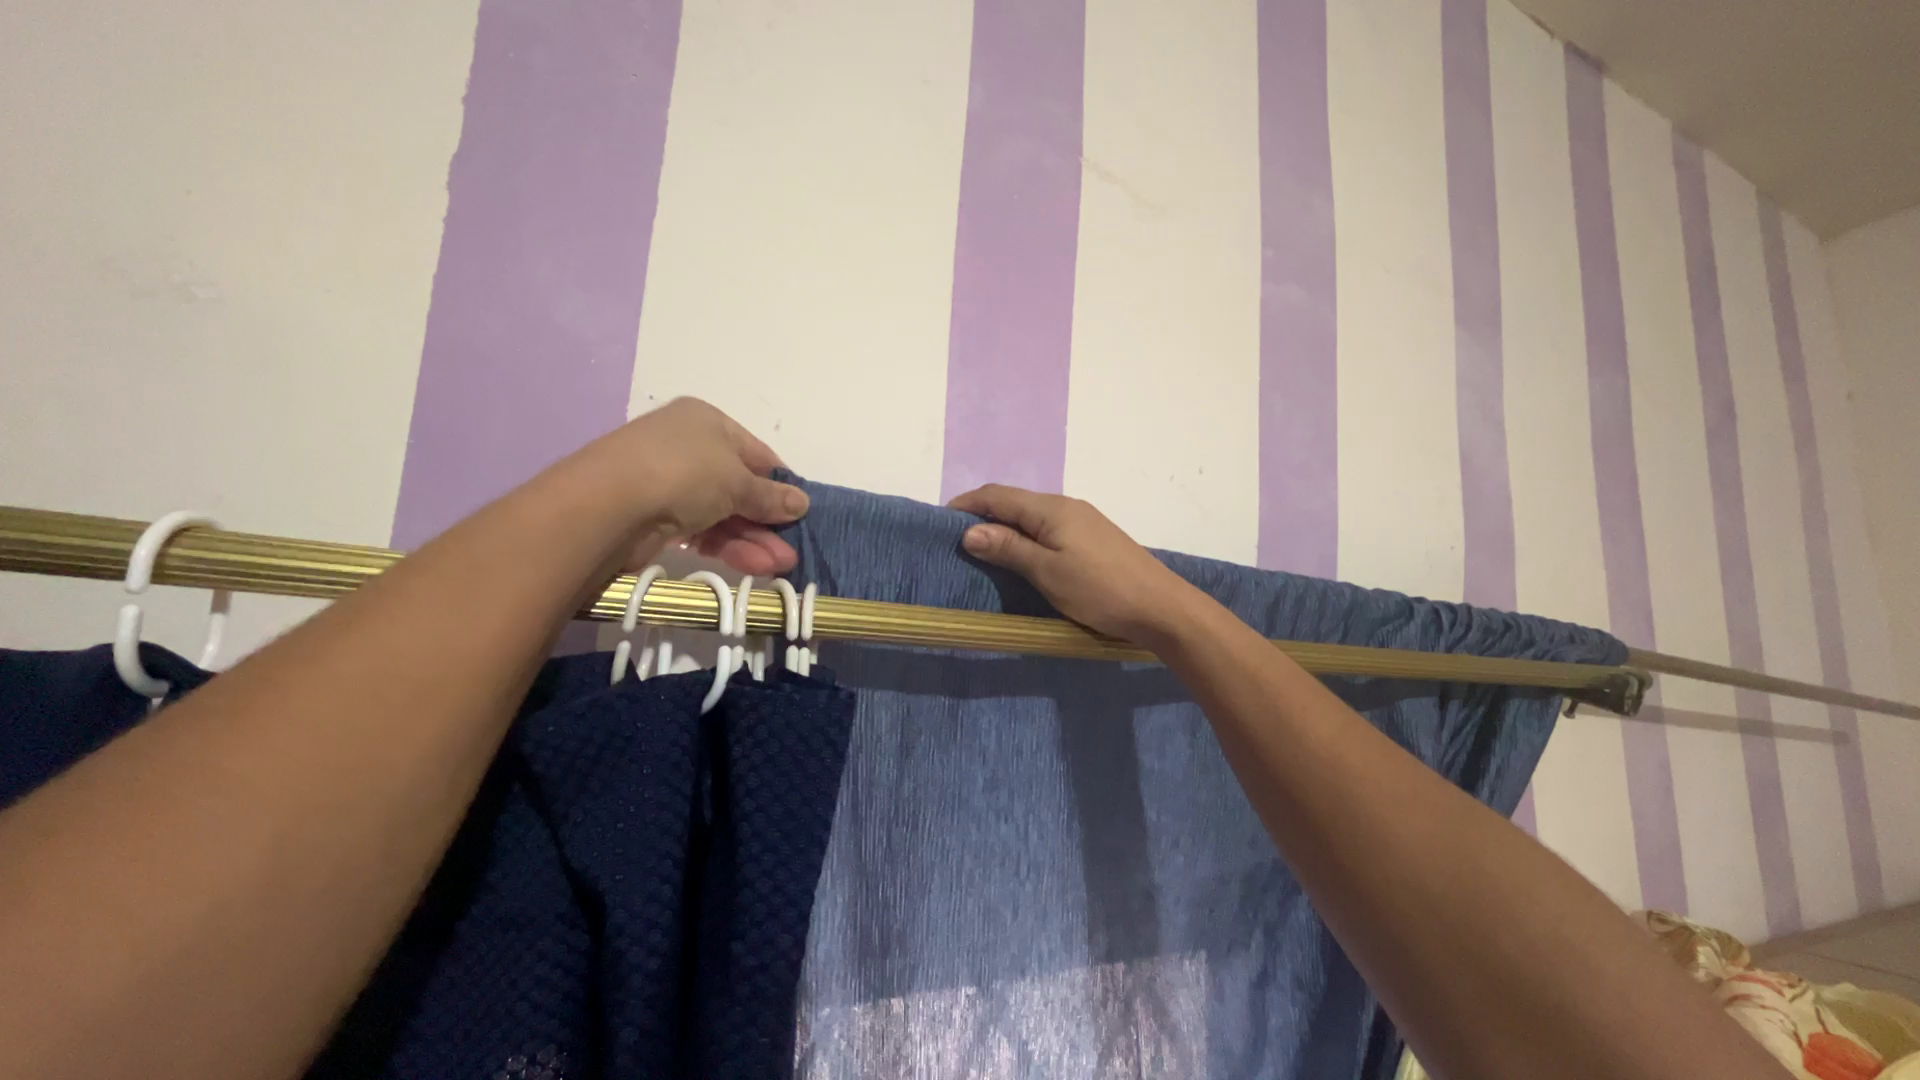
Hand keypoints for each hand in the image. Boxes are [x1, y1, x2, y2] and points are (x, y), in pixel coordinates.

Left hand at [578, 398, 808, 574]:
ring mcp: (670, 484)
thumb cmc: (683, 473)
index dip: (780, 484)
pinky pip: (703, 531)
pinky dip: (728, 547)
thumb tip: (801, 501)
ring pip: (723, 514)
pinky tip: (754, 565)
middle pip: (740, 488)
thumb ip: (771, 496)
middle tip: (793, 549)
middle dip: (768, 521)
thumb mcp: (738, 481)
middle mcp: (688, 448)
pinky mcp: (657, 519)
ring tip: (781, 566)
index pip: (756, 454)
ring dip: (754, 540)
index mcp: (707, 422)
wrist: (608, 506)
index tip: (801, 512)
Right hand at [948, 485, 1206, 646]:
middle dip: (982, 517)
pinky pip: (1047, 530)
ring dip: (1004, 529)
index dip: (966, 505)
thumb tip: (969, 530)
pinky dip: (1025, 539)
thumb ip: (1009, 548)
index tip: (939, 524)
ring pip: (1031, 518)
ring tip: (982, 554)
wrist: (1161, 608)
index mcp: (1052, 509)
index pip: (998, 495)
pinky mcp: (1092, 541)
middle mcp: (1066, 507)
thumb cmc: (1100, 590)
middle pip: (1014, 503)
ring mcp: (1082, 523)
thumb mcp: (1048, 572)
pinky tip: (1020, 559)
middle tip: (956, 544)